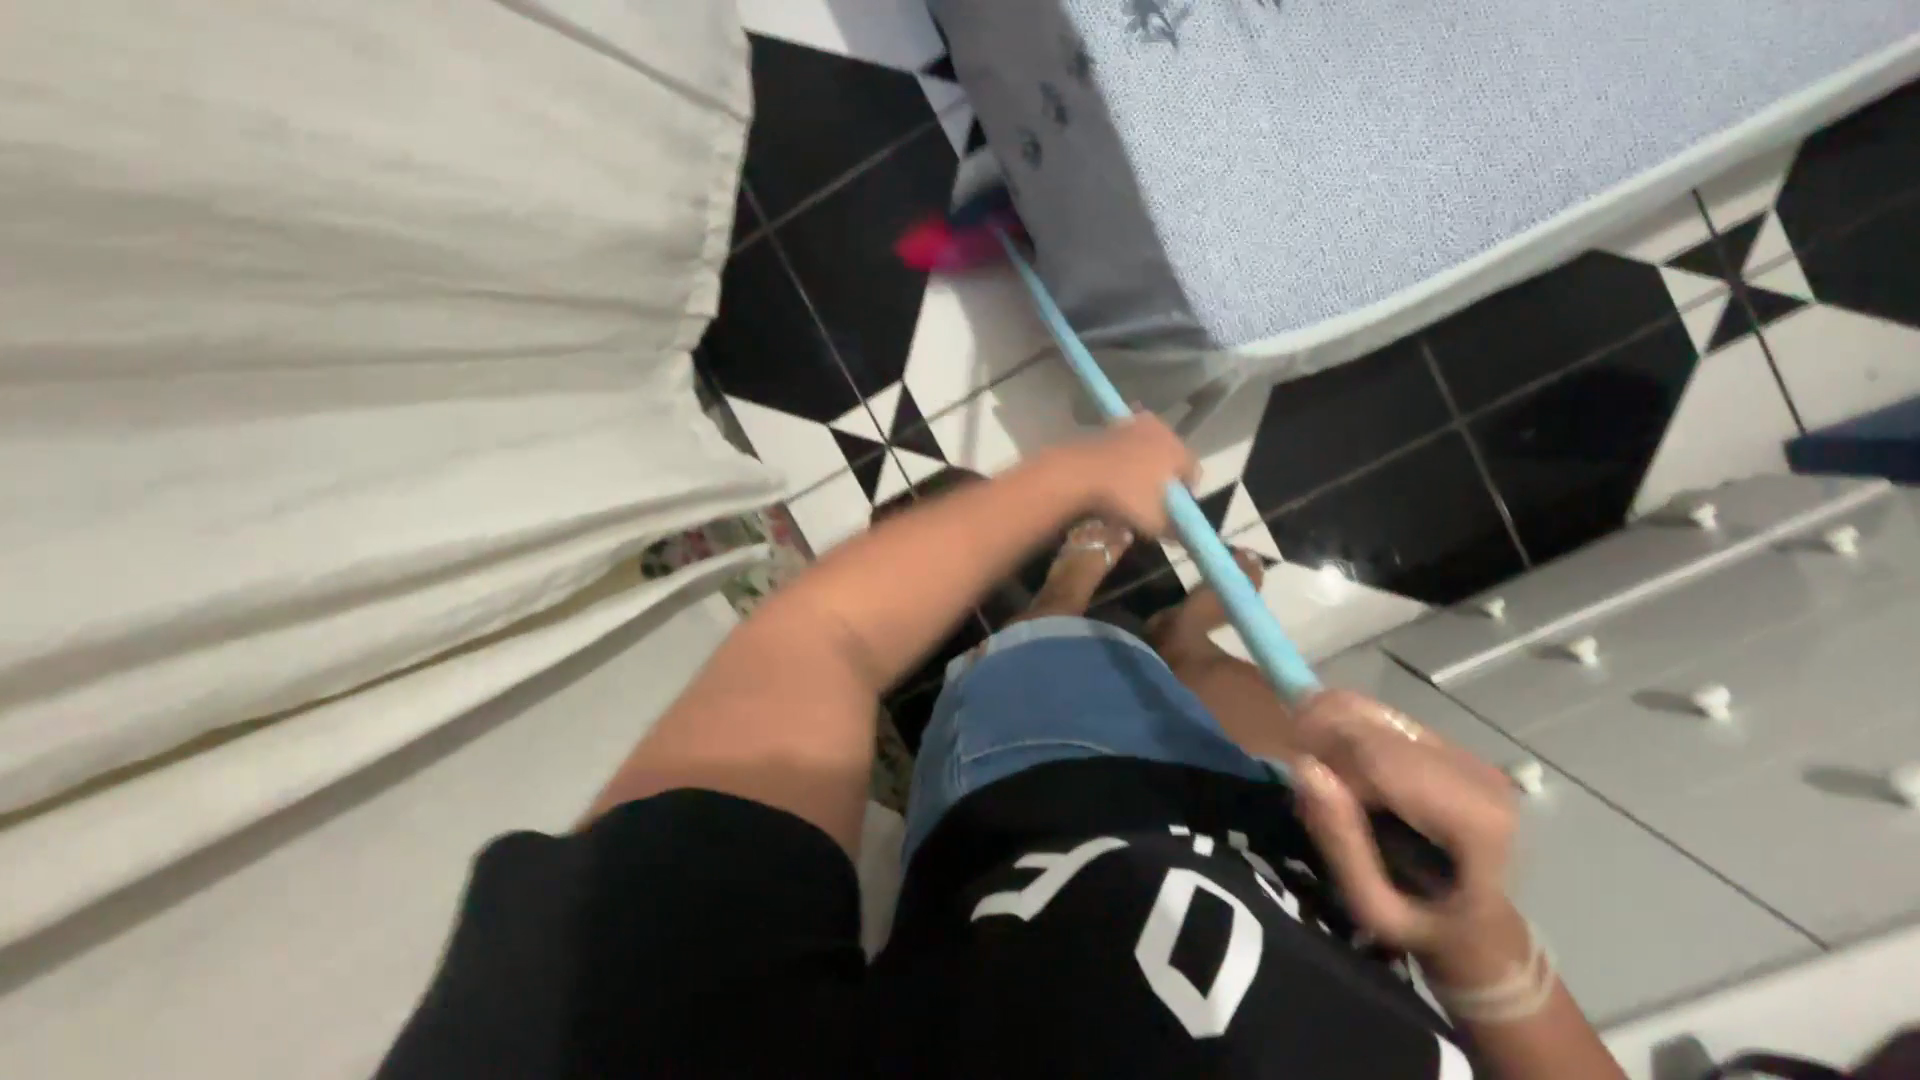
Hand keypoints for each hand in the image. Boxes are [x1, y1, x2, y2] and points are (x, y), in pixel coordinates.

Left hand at [1051, 413, 1197, 535]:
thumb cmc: (1125, 496)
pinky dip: (1121, 461)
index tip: (1175, 512)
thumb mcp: (1154, 523)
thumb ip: (1173, 530)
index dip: (1187, 495)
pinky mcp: (1108, 427)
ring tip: (1129, 491)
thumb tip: (1178, 534)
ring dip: (1142, 467)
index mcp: (1178, 450)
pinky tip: (1110, 479)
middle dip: (1164, 478)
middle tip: (1152, 501)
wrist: (1077, 473)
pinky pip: (1123, 447)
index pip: (1194, 472)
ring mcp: (1132, 425)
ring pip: (1146, 450)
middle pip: (1171, 457)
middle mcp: (1160, 430)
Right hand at [1285, 691, 1520, 963]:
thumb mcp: (1377, 911)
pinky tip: (1345, 770)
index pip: (1378, 756)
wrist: (1490, 930)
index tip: (1300, 791)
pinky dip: (1349, 734)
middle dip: (1322, 742)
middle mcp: (1477, 773)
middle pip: (1372, 727)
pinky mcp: (1454, 747)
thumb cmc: (1431, 930)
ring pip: (1374, 715)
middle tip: (1302, 780)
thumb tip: (1304, 766)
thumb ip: (1341, 842)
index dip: (1325, 762)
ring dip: (1333, 734)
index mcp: (1471, 818)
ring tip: (1322, 775)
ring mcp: (1469, 755)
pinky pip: (1384, 720)